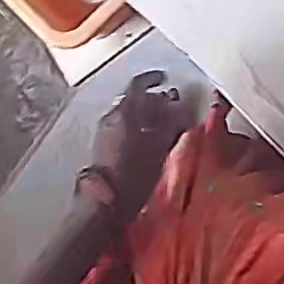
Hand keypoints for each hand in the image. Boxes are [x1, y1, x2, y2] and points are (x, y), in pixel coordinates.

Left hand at [85, 70, 190, 221]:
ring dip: (145, 115)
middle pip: (134, 99)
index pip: (138, 84)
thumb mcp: (158, 146)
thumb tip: (181, 107)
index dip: (153, 78)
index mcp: (124, 112)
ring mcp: (105, 133)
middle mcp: (112, 117)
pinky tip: (150, 140)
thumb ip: (171, 123)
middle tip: (171, 106)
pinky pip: (123, 128)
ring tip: (164, 125)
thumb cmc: (133, 173)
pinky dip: (137, 127)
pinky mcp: (102, 148)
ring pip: (128, 114)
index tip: (166, 79)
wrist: (102, 206)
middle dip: (153, 100)